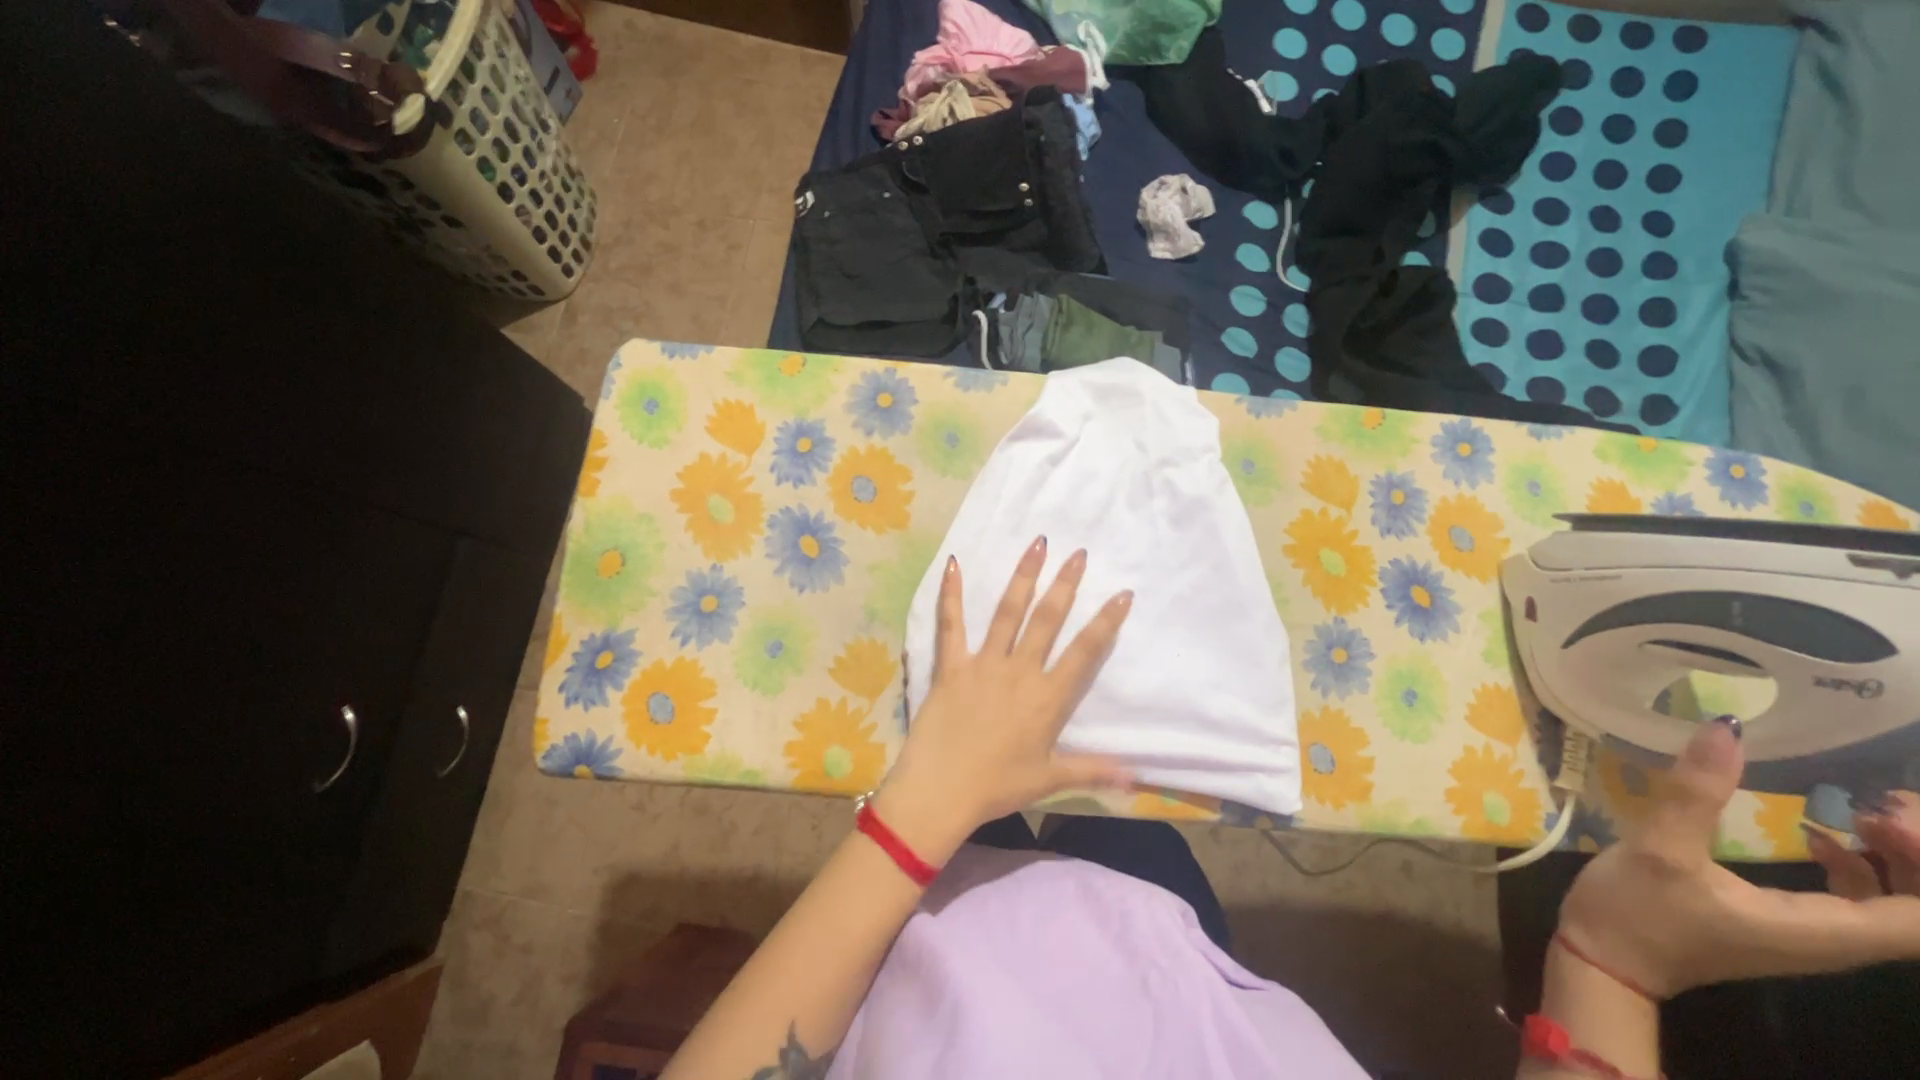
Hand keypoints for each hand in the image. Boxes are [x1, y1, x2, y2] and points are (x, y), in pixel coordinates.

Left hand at [871, 536, 1134, 862]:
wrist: (940, 791)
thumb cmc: (997, 787)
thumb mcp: (1049, 780)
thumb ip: (1093, 769)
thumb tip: (1137, 775)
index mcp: (1047, 698)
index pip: (1084, 653)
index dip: (1106, 622)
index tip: (1123, 594)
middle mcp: (1019, 672)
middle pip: (1047, 620)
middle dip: (1065, 584)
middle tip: (1079, 554)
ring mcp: (983, 664)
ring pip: (1008, 613)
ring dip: (1024, 577)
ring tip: (1037, 544)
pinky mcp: (950, 666)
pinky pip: (951, 625)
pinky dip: (951, 595)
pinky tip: (953, 564)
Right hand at [1555, 720, 1919, 998]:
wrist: (1605, 959)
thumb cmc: (1638, 912)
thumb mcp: (1660, 849)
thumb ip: (1696, 793)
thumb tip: (1727, 728)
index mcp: (1822, 931)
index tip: (1879, 810)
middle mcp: (1835, 940)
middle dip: (1916, 851)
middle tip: (1877, 799)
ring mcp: (1813, 934)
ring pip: (1897, 903)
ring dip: (1896, 856)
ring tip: (1858, 809)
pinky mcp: (1788, 925)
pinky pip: (1859, 900)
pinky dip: (1861, 865)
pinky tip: (1818, 835)